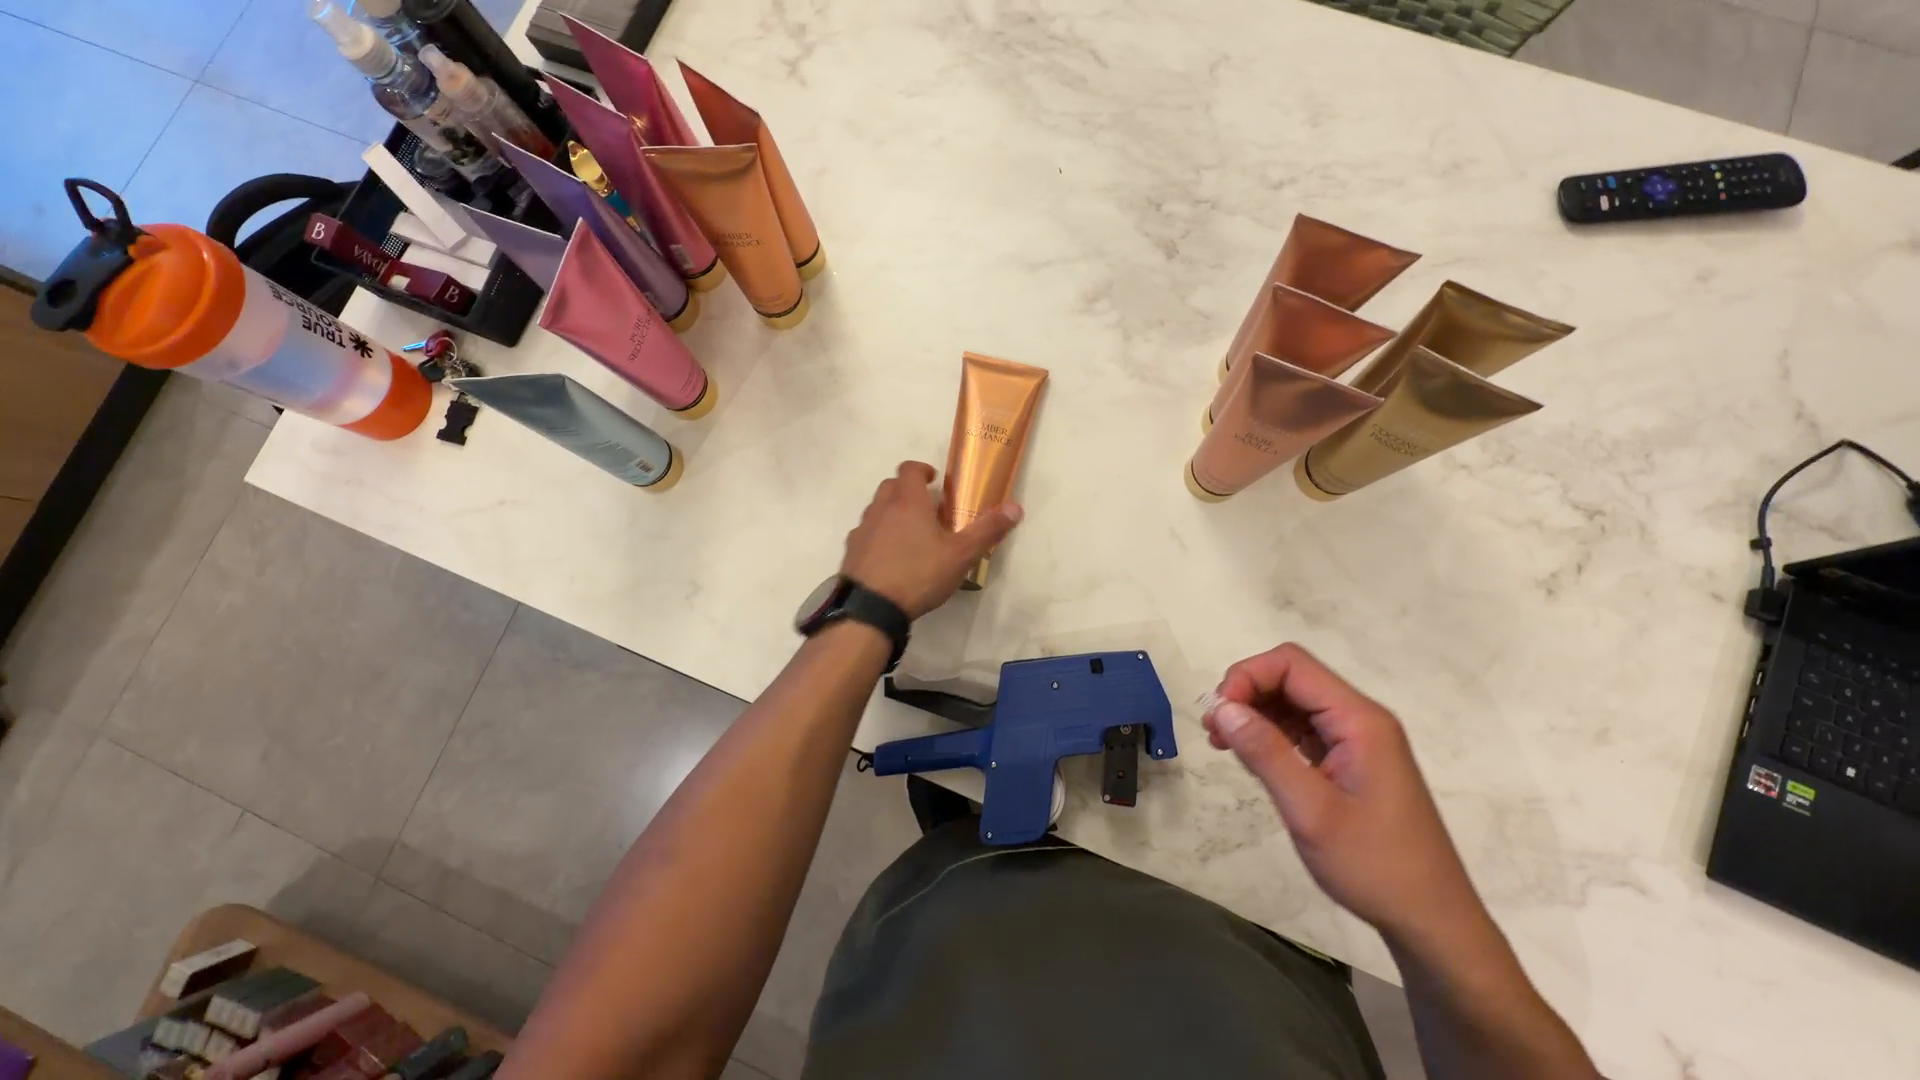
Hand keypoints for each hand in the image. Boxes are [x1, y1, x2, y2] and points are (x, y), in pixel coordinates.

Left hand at [840, 461, 1022, 618]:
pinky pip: (866, 534)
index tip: (935, 480)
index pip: (909, 469)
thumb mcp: (961, 555)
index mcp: (907, 501)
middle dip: (907, 490)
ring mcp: (862, 530)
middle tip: (927, 508)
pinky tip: (891, 558)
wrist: (870, 607)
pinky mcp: (851, 552)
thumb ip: (987, 530)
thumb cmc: (918, 574)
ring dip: (892, 513)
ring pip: (876, 509)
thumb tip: (1015, 507)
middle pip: (890, 486)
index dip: (922, 470)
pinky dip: (879, 536)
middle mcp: (880, 508)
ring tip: (911, 535)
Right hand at [1203, 644, 1481, 945]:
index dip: (1247, 677)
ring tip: (1223, 745)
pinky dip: (1272, 735)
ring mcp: (1358, 741)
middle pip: (1293, 678)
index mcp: (1360, 721)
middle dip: (1247, 693)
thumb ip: (1265, 753)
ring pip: (1296, 703)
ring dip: (1255, 714)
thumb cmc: (1374, 865)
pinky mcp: (1351, 762)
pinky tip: (1251, 758)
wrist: (1430, 918)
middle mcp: (1361, 720)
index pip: (1292, 665)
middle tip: (1214, 732)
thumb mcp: (1311, 811)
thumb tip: (1222, 707)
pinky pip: (1305, 730)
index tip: (1218, 715)